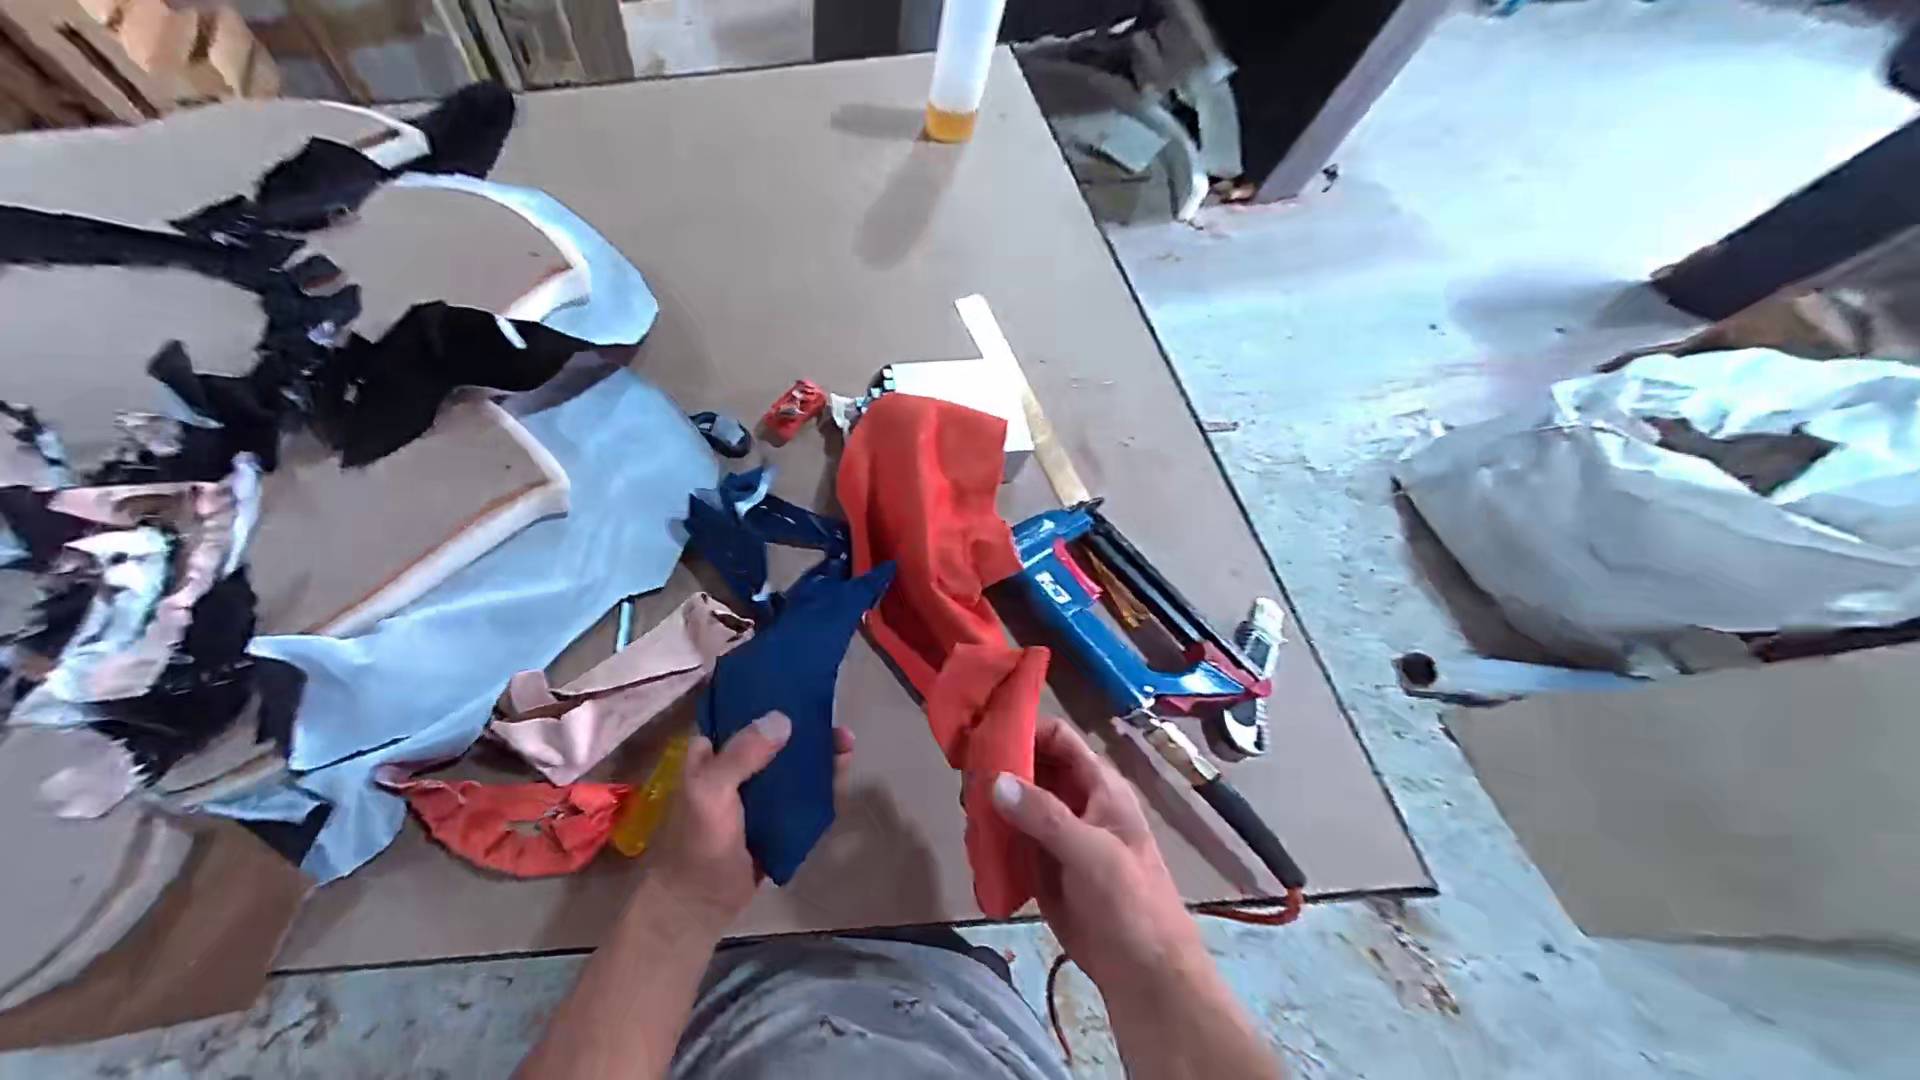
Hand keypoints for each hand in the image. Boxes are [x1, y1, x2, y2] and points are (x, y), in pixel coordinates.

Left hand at [639, 712, 854, 935]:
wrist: (700, 905)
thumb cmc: (697, 843)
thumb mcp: (710, 792)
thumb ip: (741, 755)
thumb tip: (783, 719)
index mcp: (711, 752)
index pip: (738, 710)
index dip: (766, 695)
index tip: (798, 682)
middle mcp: (735, 764)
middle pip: (774, 734)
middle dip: (805, 724)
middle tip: (834, 718)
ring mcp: (757, 790)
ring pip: (792, 760)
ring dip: (818, 750)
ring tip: (846, 742)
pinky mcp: (776, 813)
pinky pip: (802, 789)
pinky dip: (822, 777)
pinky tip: (840, 768)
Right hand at [991, 715, 1206, 992]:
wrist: (1145, 975)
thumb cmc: (1131, 902)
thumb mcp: (1092, 853)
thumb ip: (1045, 816)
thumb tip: (996, 780)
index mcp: (1098, 786)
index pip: (1058, 739)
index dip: (1026, 731)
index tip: (985, 735)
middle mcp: (1075, 800)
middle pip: (1032, 768)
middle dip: (1000, 769)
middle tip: (964, 778)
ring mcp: (1058, 833)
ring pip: (1018, 803)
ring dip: (993, 804)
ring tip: (965, 812)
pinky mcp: (1043, 864)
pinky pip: (1013, 839)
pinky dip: (994, 837)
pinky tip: (975, 844)